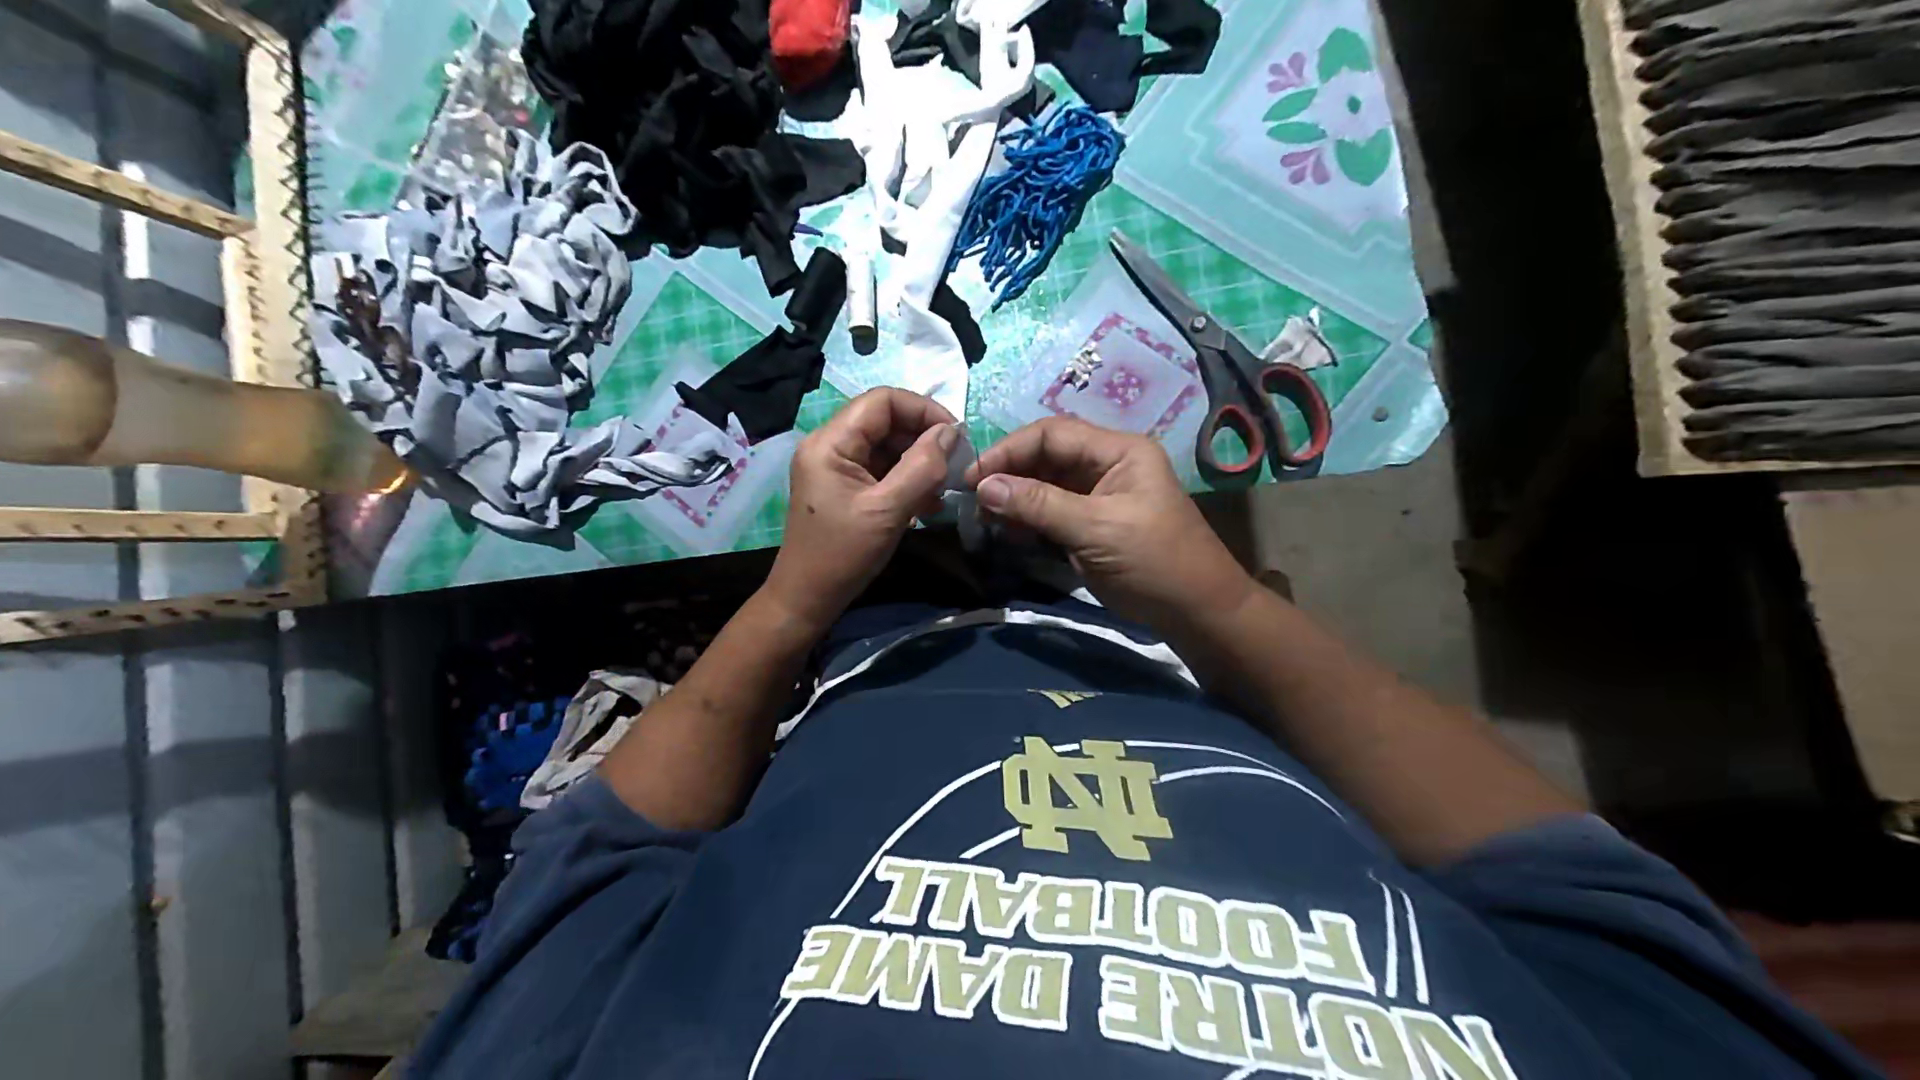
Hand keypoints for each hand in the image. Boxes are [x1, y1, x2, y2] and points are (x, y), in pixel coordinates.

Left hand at [763, 388, 958, 630]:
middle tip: (954, 466)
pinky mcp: (846, 488)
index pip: (882, 401)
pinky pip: (883, 470)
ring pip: (888, 446)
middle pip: (886, 421)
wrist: (807, 599)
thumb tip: (951, 432)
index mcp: (830, 443)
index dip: (922, 410)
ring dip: (920, 462)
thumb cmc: (843, 555)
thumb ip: (922, 467)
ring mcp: (837, 468)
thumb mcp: (888, 510)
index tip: (955, 435)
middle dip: (924, 439)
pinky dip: (908, 480)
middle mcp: (830, 446)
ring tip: (943, 489)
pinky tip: (928, 504)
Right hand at [966, 417, 1254, 634]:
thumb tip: (983, 487)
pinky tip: (1004, 528)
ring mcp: (1098, 494)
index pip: (1052, 434)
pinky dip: (1026, 517)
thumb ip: (1038, 504)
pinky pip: (1050, 510)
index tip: (973, 476)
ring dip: (1013, 496)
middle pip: (1046, 455)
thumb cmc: (1155, 562)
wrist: (1195, 612)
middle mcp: (1106, 464)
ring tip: (984, 516)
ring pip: (1044, 483)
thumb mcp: (1095, 529)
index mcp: (1119, 451)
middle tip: (972, 498)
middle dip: (1009, 473)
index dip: (1009, 450)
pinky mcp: (1090, 523)